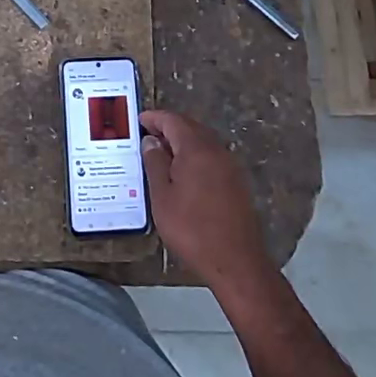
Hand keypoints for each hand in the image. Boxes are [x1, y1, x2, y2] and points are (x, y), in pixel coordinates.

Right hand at [140, 110, 275, 293]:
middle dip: (168, 127)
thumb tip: (151, 141)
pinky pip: (211, 156)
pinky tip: (183, 173)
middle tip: (147, 136)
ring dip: (182, 142)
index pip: (173, 120)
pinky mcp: (235, 180)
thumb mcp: (162, 197)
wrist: (234, 259)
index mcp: (196, 148)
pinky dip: (194, 155)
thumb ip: (155, 164)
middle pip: (190, 127)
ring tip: (161, 155)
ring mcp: (229, 164)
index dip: (155, 117)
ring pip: (202, 141)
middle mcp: (216, 149)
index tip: (140, 120)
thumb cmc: (191, 228)